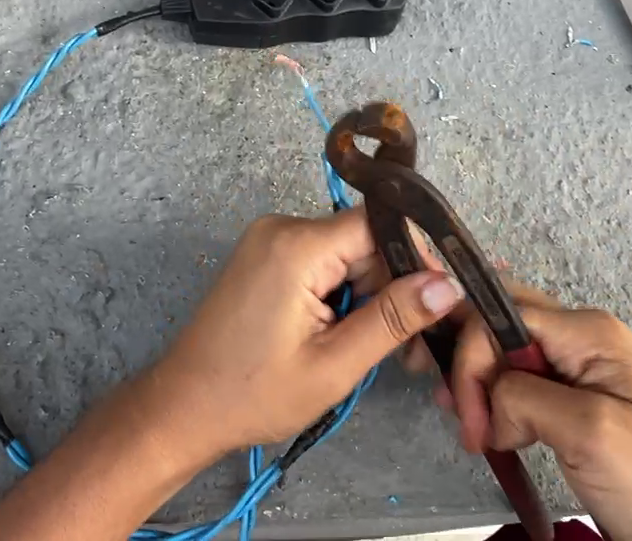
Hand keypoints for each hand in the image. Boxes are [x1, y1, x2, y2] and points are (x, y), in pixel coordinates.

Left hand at [143, 208, 462, 459]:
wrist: (184, 407)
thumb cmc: (254, 393)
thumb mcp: (334, 364)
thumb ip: (393, 319)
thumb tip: (447, 284)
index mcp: (297, 244)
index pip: (377, 224)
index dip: (414, 258)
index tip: (439, 302)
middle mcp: (282, 226)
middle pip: (362, 241)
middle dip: (391, 288)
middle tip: (411, 351)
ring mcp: (270, 239)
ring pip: (345, 254)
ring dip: (368, 296)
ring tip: (379, 352)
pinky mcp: (266, 256)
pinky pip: (320, 262)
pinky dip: (341, 294)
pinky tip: (348, 334)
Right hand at [433, 289, 631, 540]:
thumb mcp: (592, 433)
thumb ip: (525, 397)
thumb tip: (490, 403)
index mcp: (589, 331)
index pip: (502, 313)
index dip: (472, 355)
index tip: (466, 416)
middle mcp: (583, 340)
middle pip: (502, 323)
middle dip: (467, 358)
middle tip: (453, 410)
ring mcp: (584, 373)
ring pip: (508, 354)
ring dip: (480, 382)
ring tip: (469, 426)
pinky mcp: (580, 407)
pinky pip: (524, 387)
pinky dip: (497, 402)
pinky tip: (487, 428)